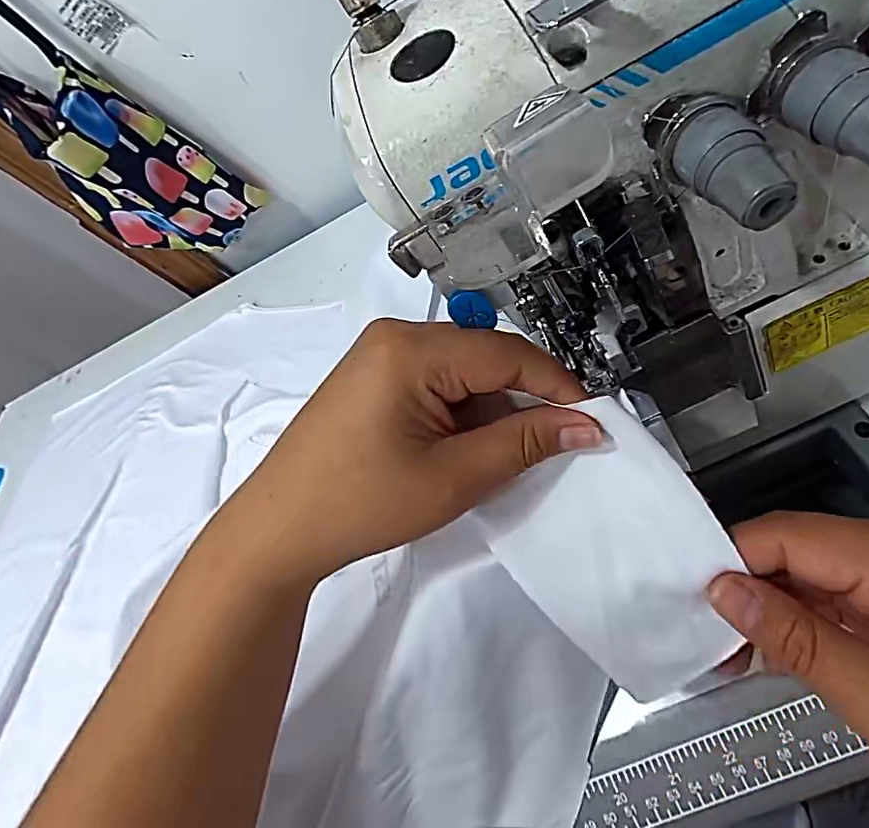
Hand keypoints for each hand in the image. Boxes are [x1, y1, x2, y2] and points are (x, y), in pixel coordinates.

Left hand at [210, 318, 602, 585]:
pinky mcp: (373, 374)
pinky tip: (467, 445)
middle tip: (555, 441)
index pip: (506, 353)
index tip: (592, 419)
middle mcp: (396, 336)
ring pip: (463, 368)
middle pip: (485, 355)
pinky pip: (437, 378)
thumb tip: (585, 425)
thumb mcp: (453, 477)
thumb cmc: (360, 504)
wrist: (276, 532)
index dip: (556, 385)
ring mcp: (380, 352)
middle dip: (523, 398)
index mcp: (411, 348)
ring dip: (491, 407)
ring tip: (505, 453)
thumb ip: (524, 443)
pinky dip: (462, 408)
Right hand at [706, 513, 868, 827]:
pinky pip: (836, 598)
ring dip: (770, 609)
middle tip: (705, 637)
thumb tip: (726, 592)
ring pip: (811, 573)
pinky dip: (801, 624)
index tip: (689, 598)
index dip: (733, 559)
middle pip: (797, 548)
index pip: (790, 535)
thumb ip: (806, 645)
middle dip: (746, 587)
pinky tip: (775, 652)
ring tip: (729, 651)